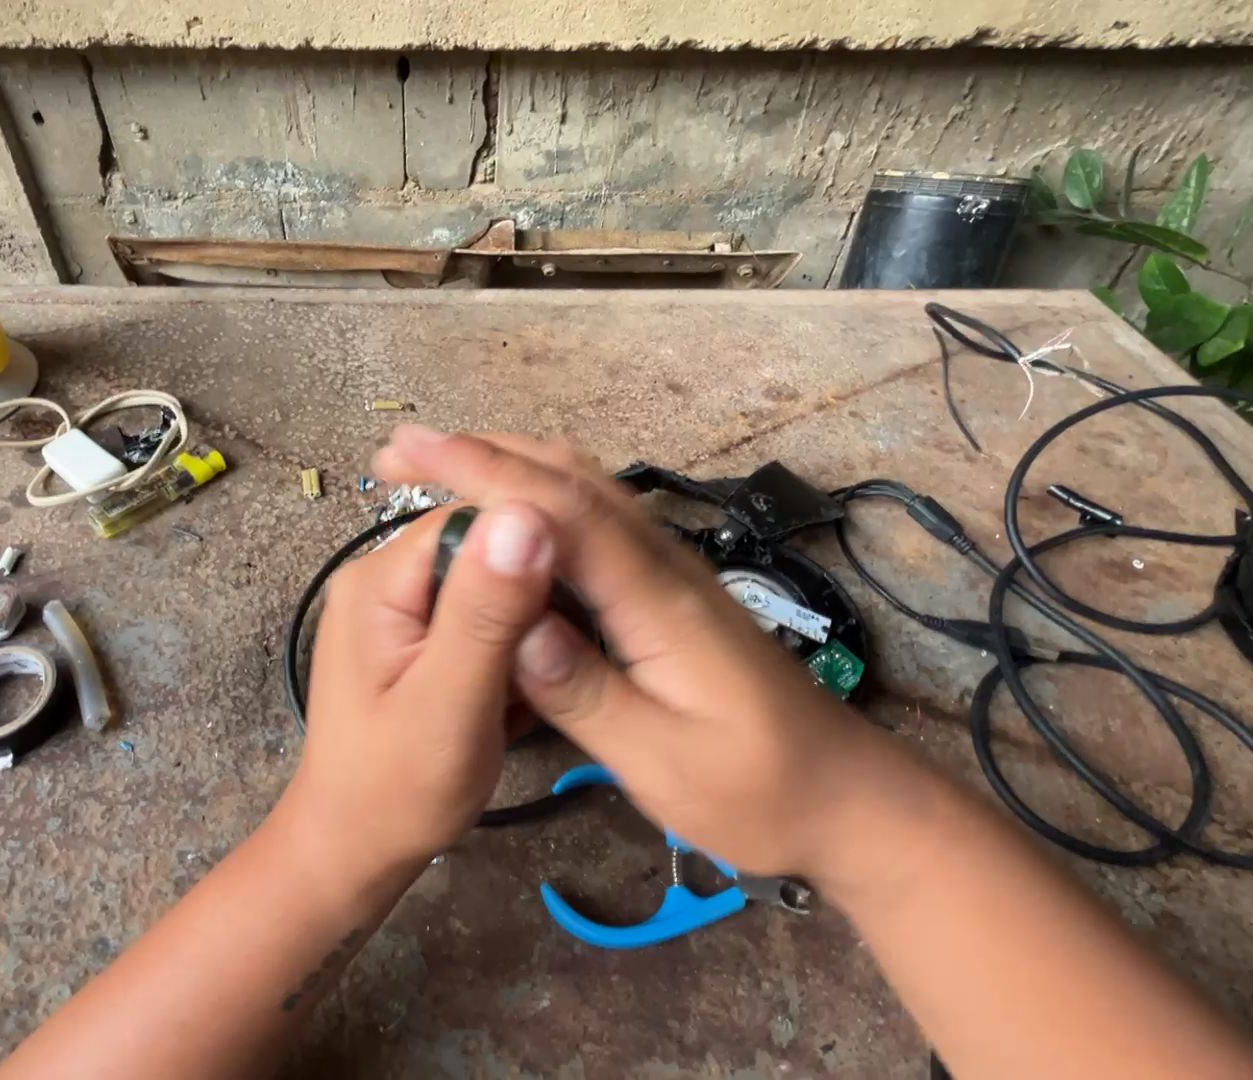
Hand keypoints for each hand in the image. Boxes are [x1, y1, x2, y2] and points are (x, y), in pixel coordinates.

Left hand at [284, 500, 560, 877]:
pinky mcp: (414, 639)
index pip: (473, 520)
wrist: (355, 846)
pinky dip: (505, 654)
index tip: (578, 601)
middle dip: (529, 601)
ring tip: (530, 690)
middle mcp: (383, 579)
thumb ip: (487, 611)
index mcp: (380, 579)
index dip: (533, 548)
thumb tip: (526, 510)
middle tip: (551, 663)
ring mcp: (397, 610)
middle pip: (482, 551)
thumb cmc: (397, 788)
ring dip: (521, 634)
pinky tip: (511, 698)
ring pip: (488, 588)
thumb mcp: (448, 701)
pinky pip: (478, 620)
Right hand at [375, 426, 916, 883]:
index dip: (485, 474)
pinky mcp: (667, 588)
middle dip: (483, 452)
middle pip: (571, 480)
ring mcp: (669, 571)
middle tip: (404, 449)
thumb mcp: (665, 763)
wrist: (848, 795)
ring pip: (585, 489)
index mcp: (658, 602)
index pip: (563, 514)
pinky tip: (506, 517)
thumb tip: (512, 629)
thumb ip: (586, 694)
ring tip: (440, 465)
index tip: (416, 454)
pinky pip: (595, 520)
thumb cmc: (759, 792)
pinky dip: (539, 496)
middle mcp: (663, 566)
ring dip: (510, 464)